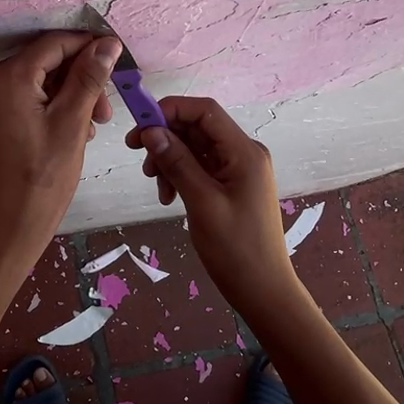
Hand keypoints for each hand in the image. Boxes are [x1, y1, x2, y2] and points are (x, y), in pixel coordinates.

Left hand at [0, 31, 119, 268]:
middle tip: (106, 112)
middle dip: (79, 79)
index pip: (55, 43)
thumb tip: (107, 43)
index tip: (118, 60)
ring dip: (65, 95)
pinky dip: (44, 105)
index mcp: (6, 76)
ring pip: (34, 79)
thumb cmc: (38, 183)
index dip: (90, 47)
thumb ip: (89, 79)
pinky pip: (19, 95)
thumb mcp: (71, 126)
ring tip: (89, 127)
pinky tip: (66, 131)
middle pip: (44, 61)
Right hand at [126, 96, 292, 302]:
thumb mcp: (202, 203)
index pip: (205, 111)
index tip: (141, 126)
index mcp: (244, 151)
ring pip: (195, 147)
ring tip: (157, 185)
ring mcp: (238, 169)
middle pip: (197, 128)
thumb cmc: (237, 250)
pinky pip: (200, 166)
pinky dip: (180, 174)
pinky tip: (169, 196)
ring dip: (170, 158)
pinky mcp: (231, 185)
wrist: (265, 294)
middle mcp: (243, 153)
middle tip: (138, 155)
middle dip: (166, 137)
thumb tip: (151, 132)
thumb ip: (177, 163)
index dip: (171, 110)